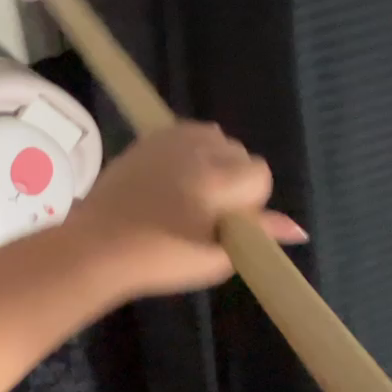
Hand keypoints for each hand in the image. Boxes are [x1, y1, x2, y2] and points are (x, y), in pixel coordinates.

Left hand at [67, 122, 306, 297]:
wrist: (95, 246)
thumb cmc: (157, 258)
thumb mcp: (214, 258)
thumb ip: (257, 236)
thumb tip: (296, 229)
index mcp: (218, 177)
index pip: (259, 172)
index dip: (250, 199)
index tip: (230, 221)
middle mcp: (194, 151)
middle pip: (235, 150)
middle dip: (232, 175)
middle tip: (209, 210)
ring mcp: (163, 143)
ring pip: (207, 135)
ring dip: (209, 158)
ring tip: (191, 191)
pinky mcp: (138, 144)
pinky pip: (176, 133)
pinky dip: (183, 149)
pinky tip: (170, 176)